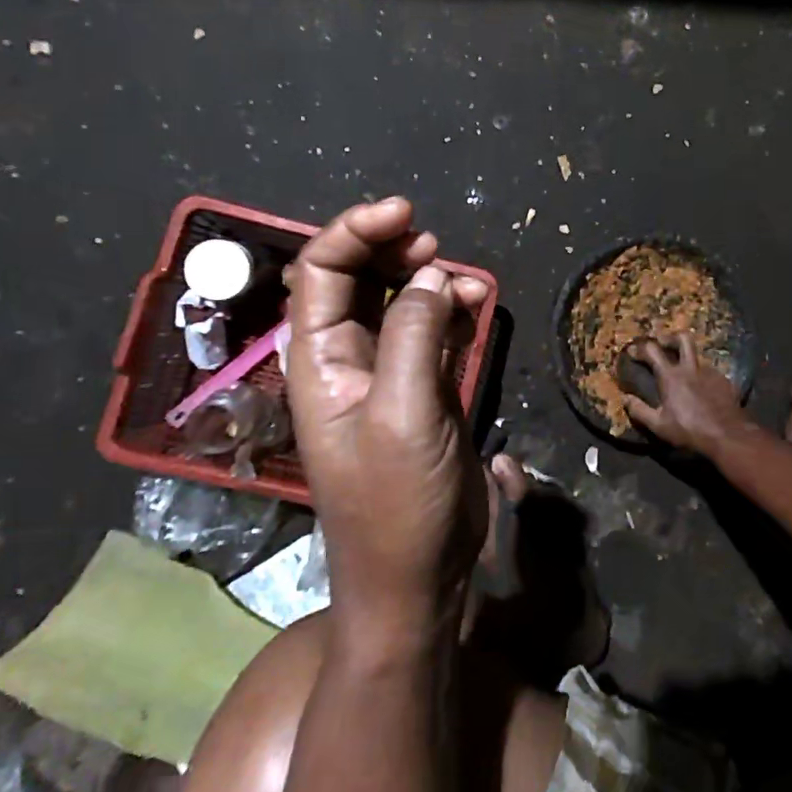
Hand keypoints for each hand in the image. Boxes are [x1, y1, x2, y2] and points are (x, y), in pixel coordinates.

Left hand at [286, 198, 490, 648]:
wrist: (417, 578)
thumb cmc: (394, 505)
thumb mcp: (402, 416)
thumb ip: (413, 337)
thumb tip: (429, 275)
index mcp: (316, 357)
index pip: (318, 271)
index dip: (354, 231)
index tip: (402, 213)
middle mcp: (342, 355)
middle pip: (354, 277)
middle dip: (388, 248)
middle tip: (429, 239)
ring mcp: (383, 370)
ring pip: (395, 299)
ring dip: (424, 276)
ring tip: (459, 273)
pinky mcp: (418, 387)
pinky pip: (429, 330)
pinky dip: (449, 310)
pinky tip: (475, 302)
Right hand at [622, 334, 752, 455]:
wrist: (730, 437)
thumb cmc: (690, 431)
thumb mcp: (658, 425)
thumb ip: (638, 410)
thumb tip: (625, 398)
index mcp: (671, 376)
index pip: (652, 350)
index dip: (640, 348)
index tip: (632, 352)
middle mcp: (691, 369)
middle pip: (683, 339)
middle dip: (670, 337)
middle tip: (662, 345)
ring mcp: (711, 374)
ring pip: (697, 357)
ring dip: (687, 361)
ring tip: (682, 375)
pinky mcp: (726, 383)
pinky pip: (710, 372)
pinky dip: (701, 376)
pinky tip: (700, 390)